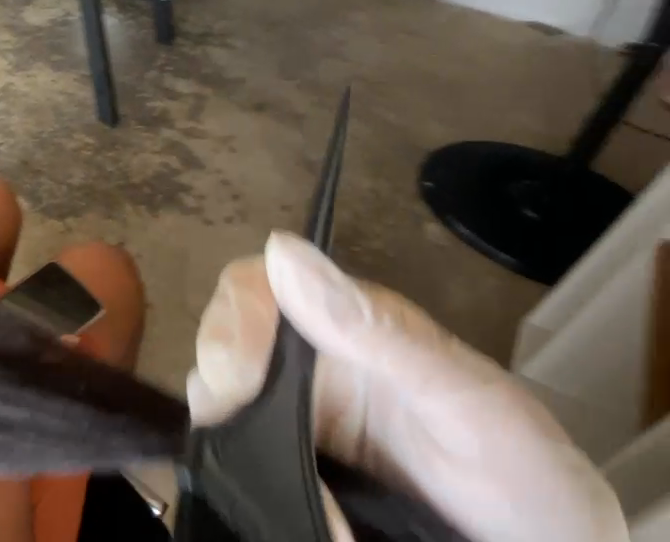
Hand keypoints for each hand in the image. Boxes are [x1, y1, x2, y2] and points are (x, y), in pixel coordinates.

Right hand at [186, 232, 626, 541]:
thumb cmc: (527, 478)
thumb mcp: (467, 401)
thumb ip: (377, 331)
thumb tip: (282, 247)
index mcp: (345, 322)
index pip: (254, 289)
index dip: (228, 321)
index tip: (232, 380)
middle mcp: (307, 358)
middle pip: (221, 343)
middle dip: (217, 388)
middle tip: (239, 438)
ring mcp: (294, 411)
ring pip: (218, 396)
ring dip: (228, 435)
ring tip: (285, 489)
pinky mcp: (288, 460)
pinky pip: (239, 448)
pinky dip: (241, 470)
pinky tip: (277, 497)